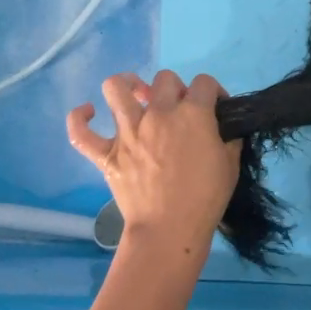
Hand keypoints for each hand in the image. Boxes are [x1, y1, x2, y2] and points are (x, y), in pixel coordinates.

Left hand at [68, 71, 239, 253]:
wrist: (170, 229)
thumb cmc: (206, 199)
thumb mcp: (231, 166)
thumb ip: (229, 139)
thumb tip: (224, 129)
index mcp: (192, 115)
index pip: (205, 83)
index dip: (214, 91)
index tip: (216, 107)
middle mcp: (158, 114)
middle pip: (165, 80)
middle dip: (176, 89)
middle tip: (180, 109)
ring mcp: (127, 133)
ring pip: (115, 88)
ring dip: (126, 84)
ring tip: (135, 95)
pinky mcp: (106, 154)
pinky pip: (80, 132)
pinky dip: (79, 119)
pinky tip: (88, 113)